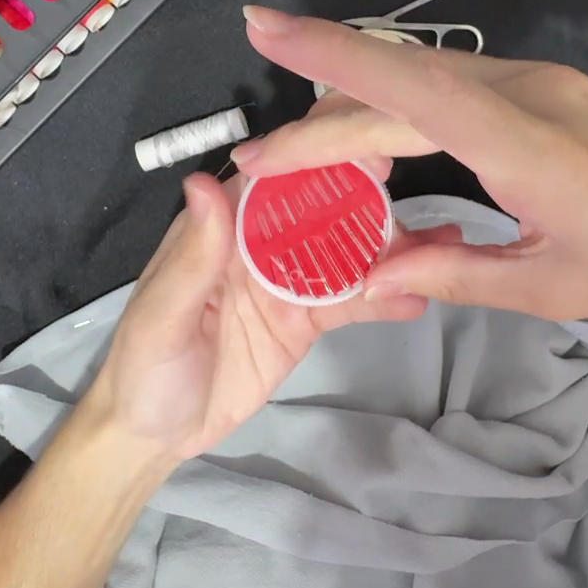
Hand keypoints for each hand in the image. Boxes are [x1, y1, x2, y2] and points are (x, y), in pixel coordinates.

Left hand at [79, 169, 434, 467]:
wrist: (154, 437)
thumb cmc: (145, 367)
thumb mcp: (163, 312)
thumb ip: (193, 254)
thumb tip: (203, 181)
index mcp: (221, 230)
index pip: (273, 182)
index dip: (316, 162)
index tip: (366, 151)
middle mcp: (259, 246)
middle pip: (320, 213)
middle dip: (368, 203)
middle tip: (421, 202)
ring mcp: (286, 283)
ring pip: (343, 256)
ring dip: (388, 251)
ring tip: (443, 249)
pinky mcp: (303, 322)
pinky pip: (346, 306)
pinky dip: (381, 300)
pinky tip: (418, 298)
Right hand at [230, 6, 587, 321]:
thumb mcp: (555, 285)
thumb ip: (455, 274)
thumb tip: (373, 269)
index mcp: (521, 142)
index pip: (404, 84)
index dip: (327, 51)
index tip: (260, 25)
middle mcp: (519, 90)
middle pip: (395, 89)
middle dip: (317, 122)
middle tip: (259, 165)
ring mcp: (533, 79)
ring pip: (419, 82)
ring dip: (354, 112)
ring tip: (304, 157)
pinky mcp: (543, 86)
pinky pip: (450, 87)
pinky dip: (398, 108)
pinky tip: (376, 139)